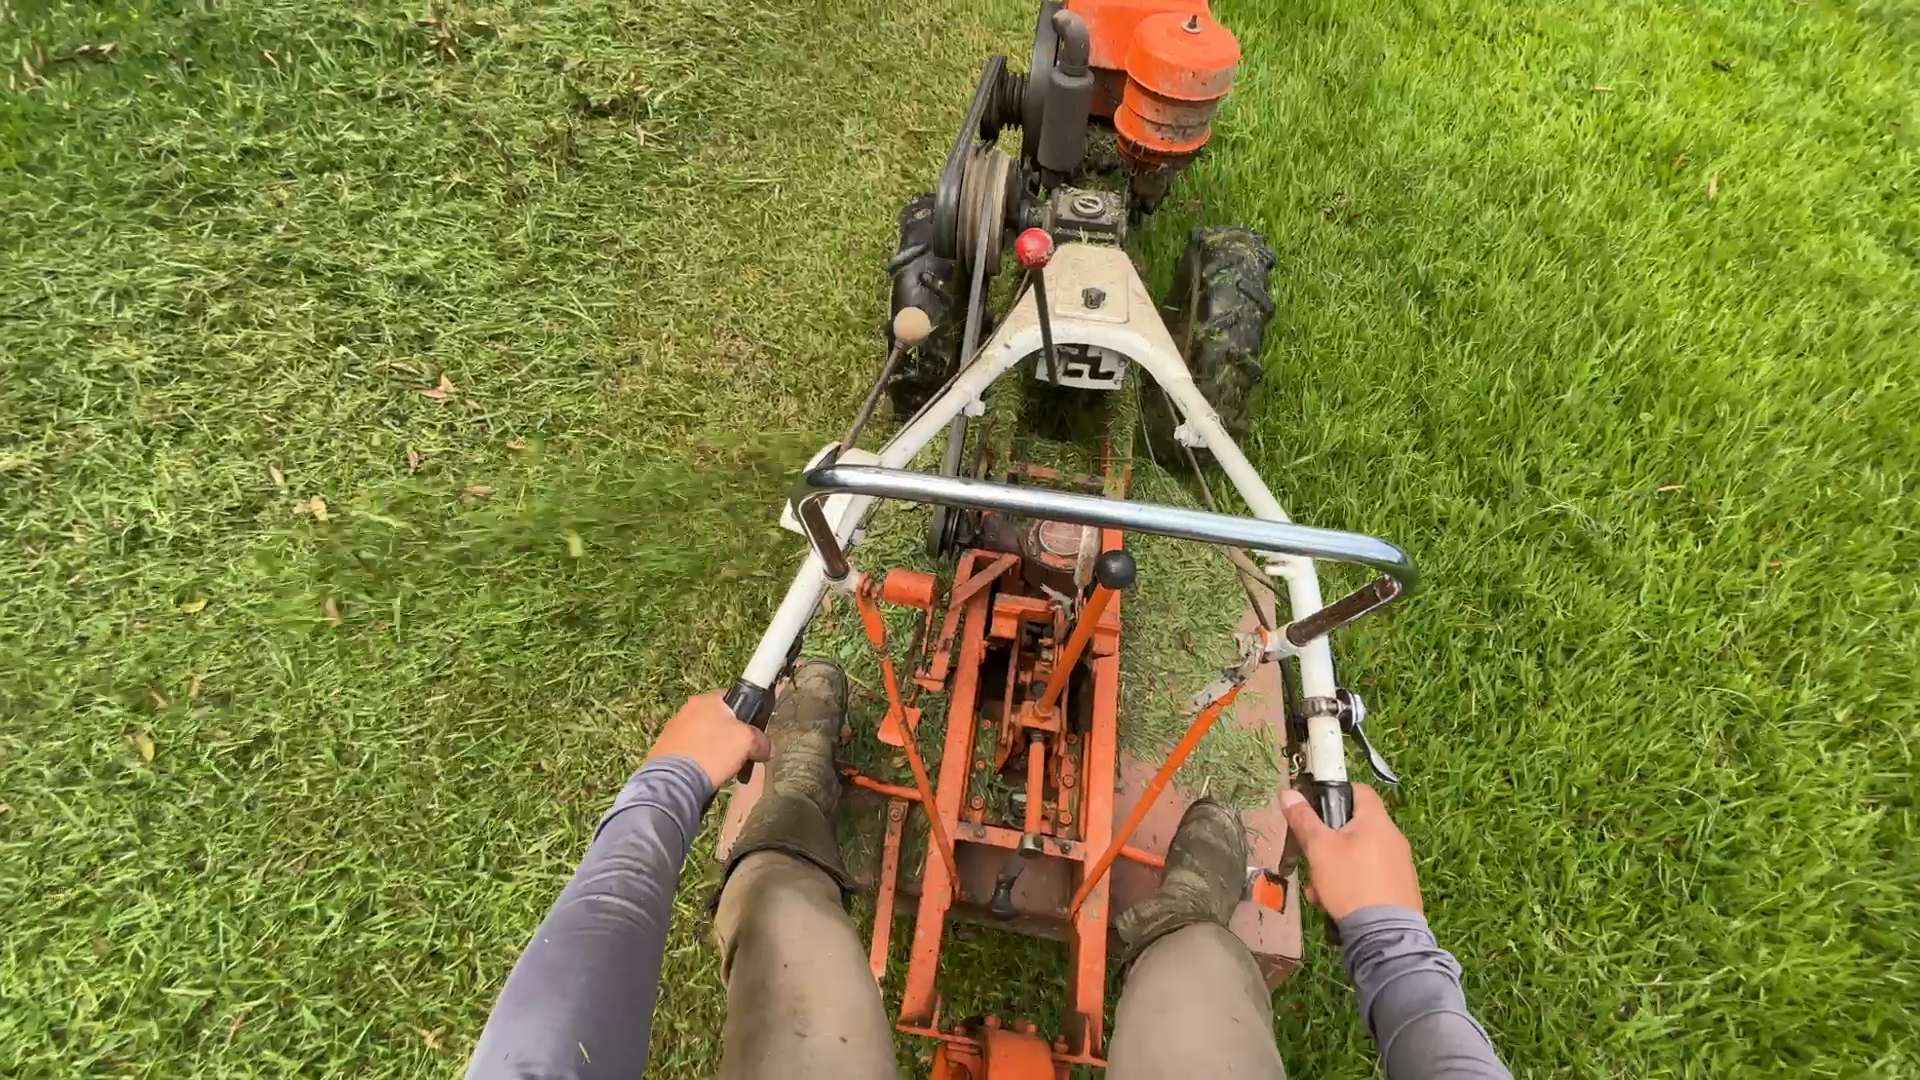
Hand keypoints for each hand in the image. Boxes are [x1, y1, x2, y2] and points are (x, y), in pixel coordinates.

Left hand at [645, 690, 770, 789]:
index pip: (733, 698)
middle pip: (717, 718)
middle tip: (738, 752)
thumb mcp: (749, 742)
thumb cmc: (713, 752)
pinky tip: (702, 773)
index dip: (746, 714)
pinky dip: (697, 759)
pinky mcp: (662, 748)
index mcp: (707, 700)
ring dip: (712, 748)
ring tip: (719, 767)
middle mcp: (687, 709)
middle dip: (728, 735)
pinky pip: (688, 750)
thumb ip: (762, 741)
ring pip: (702, 735)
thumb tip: (765, 749)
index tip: (751, 732)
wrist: (674, 782)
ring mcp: (672, 728)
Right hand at [1279, 784, 1421, 919]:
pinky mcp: (1399, 889)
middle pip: (1353, 826)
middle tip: (1311, 854)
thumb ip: (1303, 819)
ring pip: (1357, 854)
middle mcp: (1392, 839)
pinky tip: (1333, 902)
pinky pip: (1368, 875)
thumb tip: (1288, 793)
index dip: (1336, 792)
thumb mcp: (1319, 847)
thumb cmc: (1351, 881)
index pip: (1359, 790)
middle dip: (1326, 840)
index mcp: (1376, 822)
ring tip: (1319, 886)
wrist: (1386, 937)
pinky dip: (1349, 882)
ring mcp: (1399, 866)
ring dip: (1333, 865)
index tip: (1316, 807)